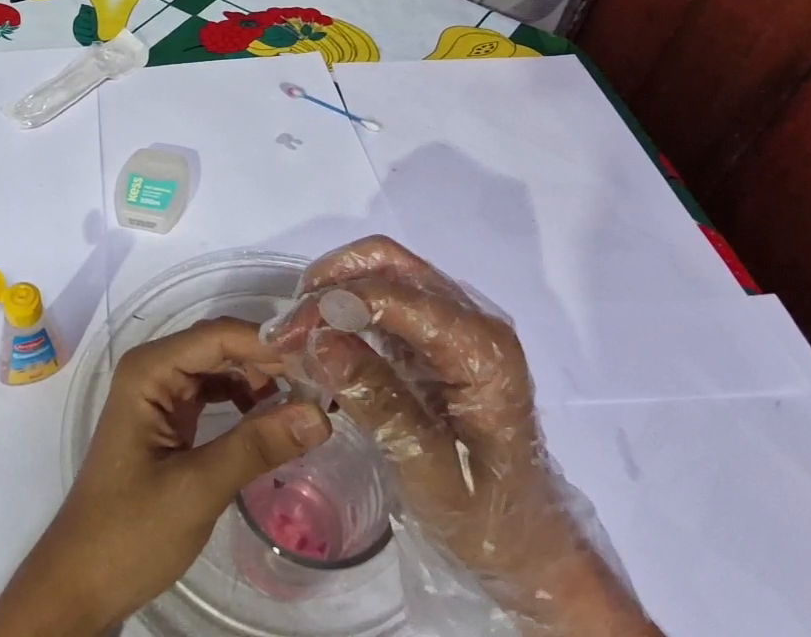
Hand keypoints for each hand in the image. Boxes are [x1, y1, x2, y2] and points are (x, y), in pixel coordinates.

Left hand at [0, 318, 331, 635]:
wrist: (81, 581)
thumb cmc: (129, 531)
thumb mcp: (197, 487)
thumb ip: (257, 446)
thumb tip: (321, 413)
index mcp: (149, 372)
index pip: (219, 336)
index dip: (270, 343)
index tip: (324, 360)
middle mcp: (153, 372)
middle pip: (221, 346)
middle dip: (271, 359)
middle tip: (327, 381)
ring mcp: (160, 397)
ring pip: (221, 369)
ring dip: (262, 379)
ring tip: (310, 400)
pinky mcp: (169, 423)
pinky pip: (215, 395)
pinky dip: (246, 401)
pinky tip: (275, 420)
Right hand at [267, 236, 660, 635]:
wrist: (527, 544)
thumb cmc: (484, 516)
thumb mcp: (428, 472)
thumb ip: (379, 403)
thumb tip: (321, 341)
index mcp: (481, 350)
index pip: (395, 296)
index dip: (332, 304)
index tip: (283, 336)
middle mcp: (474, 321)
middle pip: (390, 264)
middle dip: (329, 284)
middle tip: (284, 328)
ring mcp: (458, 325)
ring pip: (385, 273)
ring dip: (334, 291)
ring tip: (293, 333)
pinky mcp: (439, 339)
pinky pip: (387, 300)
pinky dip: (347, 308)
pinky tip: (320, 338)